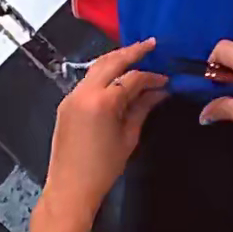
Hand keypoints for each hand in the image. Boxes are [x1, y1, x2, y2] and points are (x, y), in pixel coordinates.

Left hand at [43, 38, 168, 220]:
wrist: (70, 187)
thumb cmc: (104, 168)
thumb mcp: (129, 137)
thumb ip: (143, 108)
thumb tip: (160, 91)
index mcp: (103, 101)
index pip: (132, 78)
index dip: (151, 77)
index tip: (166, 80)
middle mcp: (85, 92)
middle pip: (111, 61)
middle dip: (132, 52)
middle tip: (151, 44)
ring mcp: (72, 95)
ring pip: (96, 66)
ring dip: (116, 59)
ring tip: (136, 54)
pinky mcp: (66, 102)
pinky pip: (88, 80)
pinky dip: (104, 73)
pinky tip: (117, 75)